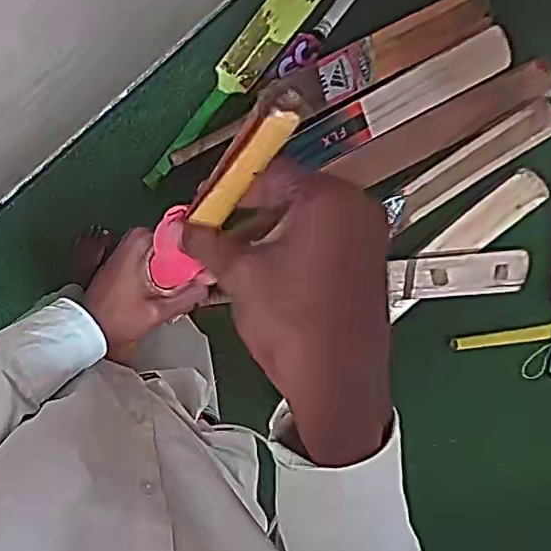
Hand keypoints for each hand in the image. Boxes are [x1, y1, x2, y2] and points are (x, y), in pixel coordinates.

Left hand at [80, 227, 209, 364]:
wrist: (90, 328)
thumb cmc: (115, 320)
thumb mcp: (159, 311)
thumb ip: (189, 294)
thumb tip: (210, 281)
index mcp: (140, 242)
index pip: (185, 238)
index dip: (197, 260)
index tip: (200, 278)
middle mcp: (134, 239)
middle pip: (178, 248)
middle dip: (185, 271)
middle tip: (183, 293)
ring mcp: (130, 248)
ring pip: (169, 257)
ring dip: (174, 277)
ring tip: (167, 298)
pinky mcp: (129, 259)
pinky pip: (157, 263)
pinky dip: (162, 278)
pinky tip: (159, 296)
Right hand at [182, 162, 392, 465]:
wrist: (334, 379)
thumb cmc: (299, 328)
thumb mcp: (240, 275)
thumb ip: (207, 242)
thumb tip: (187, 229)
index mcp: (327, 201)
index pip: (267, 170)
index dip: (226, 185)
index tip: (204, 198)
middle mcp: (354, 209)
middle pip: (285, 192)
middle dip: (241, 210)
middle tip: (209, 225)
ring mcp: (363, 235)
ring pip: (299, 218)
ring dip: (260, 231)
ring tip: (226, 251)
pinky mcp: (362, 260)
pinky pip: (316, 239)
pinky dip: (283, 246)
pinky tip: (255, 266)